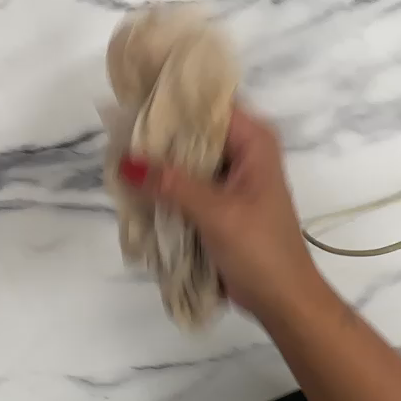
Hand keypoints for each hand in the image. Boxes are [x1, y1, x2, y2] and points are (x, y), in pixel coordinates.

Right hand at [121, 107, 329, 323]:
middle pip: (193, 129)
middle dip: (158, 134)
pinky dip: (165, 185)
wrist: (284, 301)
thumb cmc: (261, 251)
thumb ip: (171, 184)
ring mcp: (230, 176)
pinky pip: (186, 182)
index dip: (172, 99)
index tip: (134, 99)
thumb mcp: (216, 214)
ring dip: (158, 162)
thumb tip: (124, 161)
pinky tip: (135, 186)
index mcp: (254, 140)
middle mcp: (243, 150)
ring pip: (186, 157)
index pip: (208, 103)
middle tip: (116, 133)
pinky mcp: (219, 200)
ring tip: (118, 157)